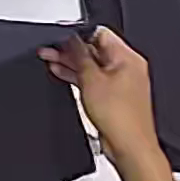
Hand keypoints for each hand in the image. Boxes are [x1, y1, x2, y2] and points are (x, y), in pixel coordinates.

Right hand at [38, 28, 165, 180]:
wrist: (129, 146)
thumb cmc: (120, 117)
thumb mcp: (91, 79)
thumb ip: (79, 55)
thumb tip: (71, 39)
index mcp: (128, 58)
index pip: (100, 34)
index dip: (78, 34)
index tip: (60, 38)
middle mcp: (127, 68)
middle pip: (95, 50)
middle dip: (71, 49)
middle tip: (50, 49)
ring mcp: (121, 83)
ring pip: (92, 65)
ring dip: (71, 63)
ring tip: (50, 59)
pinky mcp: (114, 96)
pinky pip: (93, 79)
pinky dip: (78, 76)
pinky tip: (62, 73)